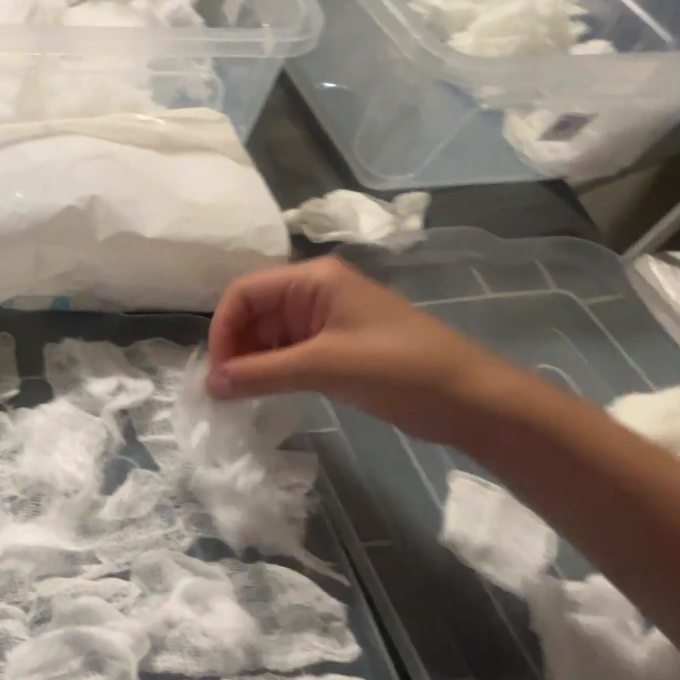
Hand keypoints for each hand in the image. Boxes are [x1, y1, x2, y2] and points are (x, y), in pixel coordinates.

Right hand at [206, 257, 528, 444]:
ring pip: (267, 337)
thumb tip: (209, 386)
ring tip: (238, 399)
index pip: (243, 293)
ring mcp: (325, 322)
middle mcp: (314, 293)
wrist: (470, 399)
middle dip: (233, 349)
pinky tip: (263, 396)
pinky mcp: (334, 349)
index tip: (217, 374)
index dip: (222, 330)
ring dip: (249, 364)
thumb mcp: (323, 367)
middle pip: (252, 314)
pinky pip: (286, 355)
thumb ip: (260, 374)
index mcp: (313, 280)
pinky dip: (269, 374)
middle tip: (224, 393)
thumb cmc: (399, 369)